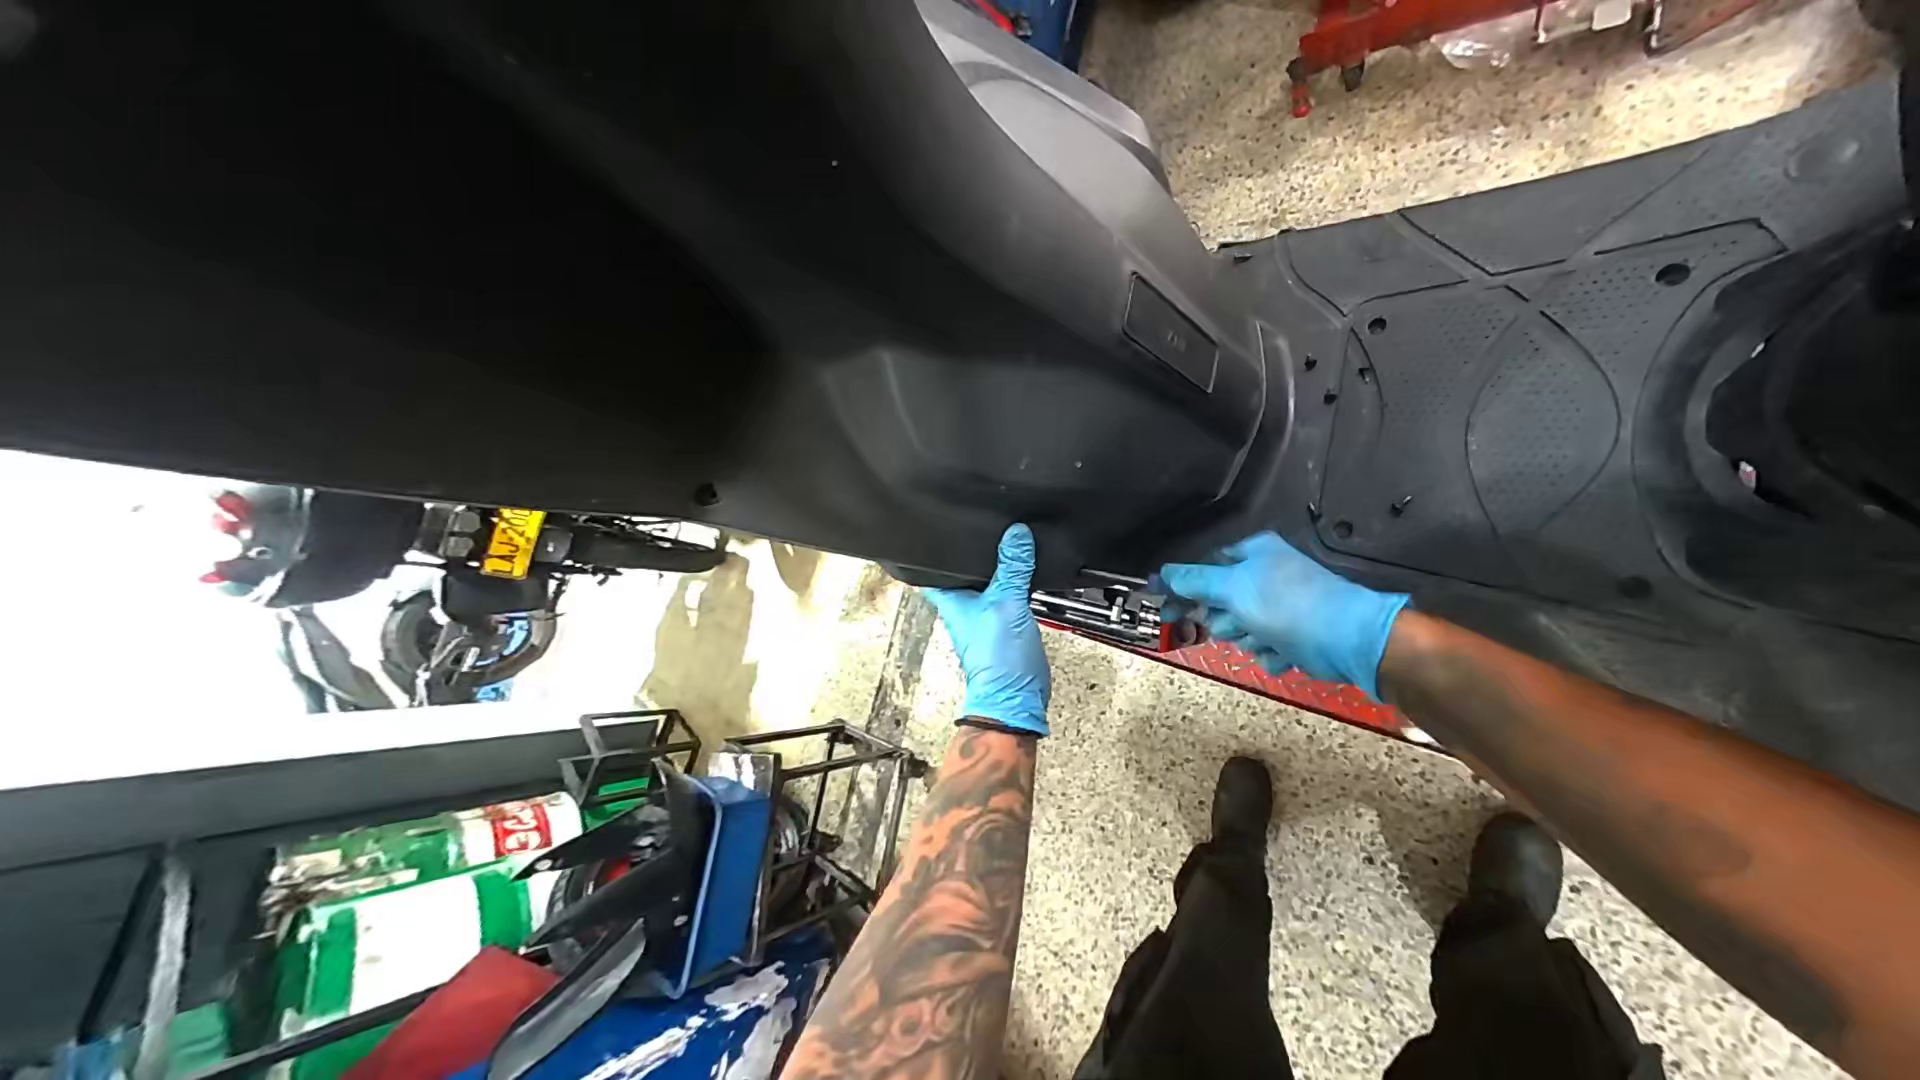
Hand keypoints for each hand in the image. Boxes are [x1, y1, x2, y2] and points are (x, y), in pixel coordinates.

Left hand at [924, 523, 1050, 735]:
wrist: (1018, 694)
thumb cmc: (998, 659)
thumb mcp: (1006, 602)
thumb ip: (1012, 566)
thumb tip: (1016, 533)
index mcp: (950, 599)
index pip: (932, 567)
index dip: (933, 546)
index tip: (937, 525)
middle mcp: (963, 605)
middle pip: (962, 570)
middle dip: (970, 549)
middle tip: (978, 523)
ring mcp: (984, 614)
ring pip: (986, 580)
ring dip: (994, 564)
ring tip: (1005, 538)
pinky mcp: (1005, 621)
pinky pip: (1006, 593)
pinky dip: (1013, 579)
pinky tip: (1023, 567)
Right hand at [1157, 531, 1408, 700]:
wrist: (1351, 641)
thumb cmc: (1288, 606)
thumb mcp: (1233, 587)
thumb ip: (1193, 580)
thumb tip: (1161, 573)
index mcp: (1254, 552)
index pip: (1205, 568)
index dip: (1186, 589)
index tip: (1168, 609)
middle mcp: (1267, 574)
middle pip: (1221, 602)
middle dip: (1227, 620)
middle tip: (1237, 624)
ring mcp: (1282, 606)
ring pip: (1242, 628)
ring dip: (1249, 639)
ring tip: (1269, 638)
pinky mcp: (1295, 634)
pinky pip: (1265, 646)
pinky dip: (1271, 652)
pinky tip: (1285, 651)